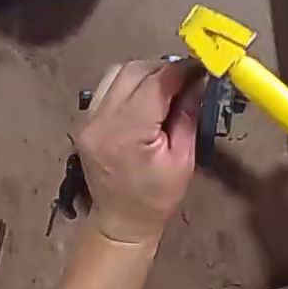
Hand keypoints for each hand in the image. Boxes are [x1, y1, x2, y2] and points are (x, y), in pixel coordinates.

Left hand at [76, 60, 203, 245]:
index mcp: (128, 133)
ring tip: (169, 85)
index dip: (182, 70)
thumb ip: (188, 116)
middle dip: (165, 68)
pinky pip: (108, 87)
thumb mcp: (183, 159)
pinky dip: (130, 83)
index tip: (202, 68)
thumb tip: (199, 82)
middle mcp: (101, 120)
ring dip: (146, 72)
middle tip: (189, 77)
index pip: (156, 83)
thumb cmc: (157, 197)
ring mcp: (88, 119)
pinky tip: (147, 96)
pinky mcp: (85, 121)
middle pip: (134, 71)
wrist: (122, 221)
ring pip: (117, 73)